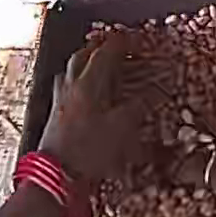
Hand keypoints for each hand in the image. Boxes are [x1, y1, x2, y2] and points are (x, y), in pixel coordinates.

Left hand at [38, 35, 146, 180]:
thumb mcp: (122, 127)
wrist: (56, 176)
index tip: (138, 40)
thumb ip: (141, 104)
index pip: (107, 53)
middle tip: (117, 43)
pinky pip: (65, 82)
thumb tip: (160, 88)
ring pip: (72, 67)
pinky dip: (76, 76)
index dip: (124, 43)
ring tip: (99, 57)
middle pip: (84, 54)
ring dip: (87, 58)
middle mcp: (71, 85)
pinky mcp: (55, 111)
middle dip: (102, 45)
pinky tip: (82, 85)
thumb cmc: (90, 150)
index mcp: (88, 84)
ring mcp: (60, 98)